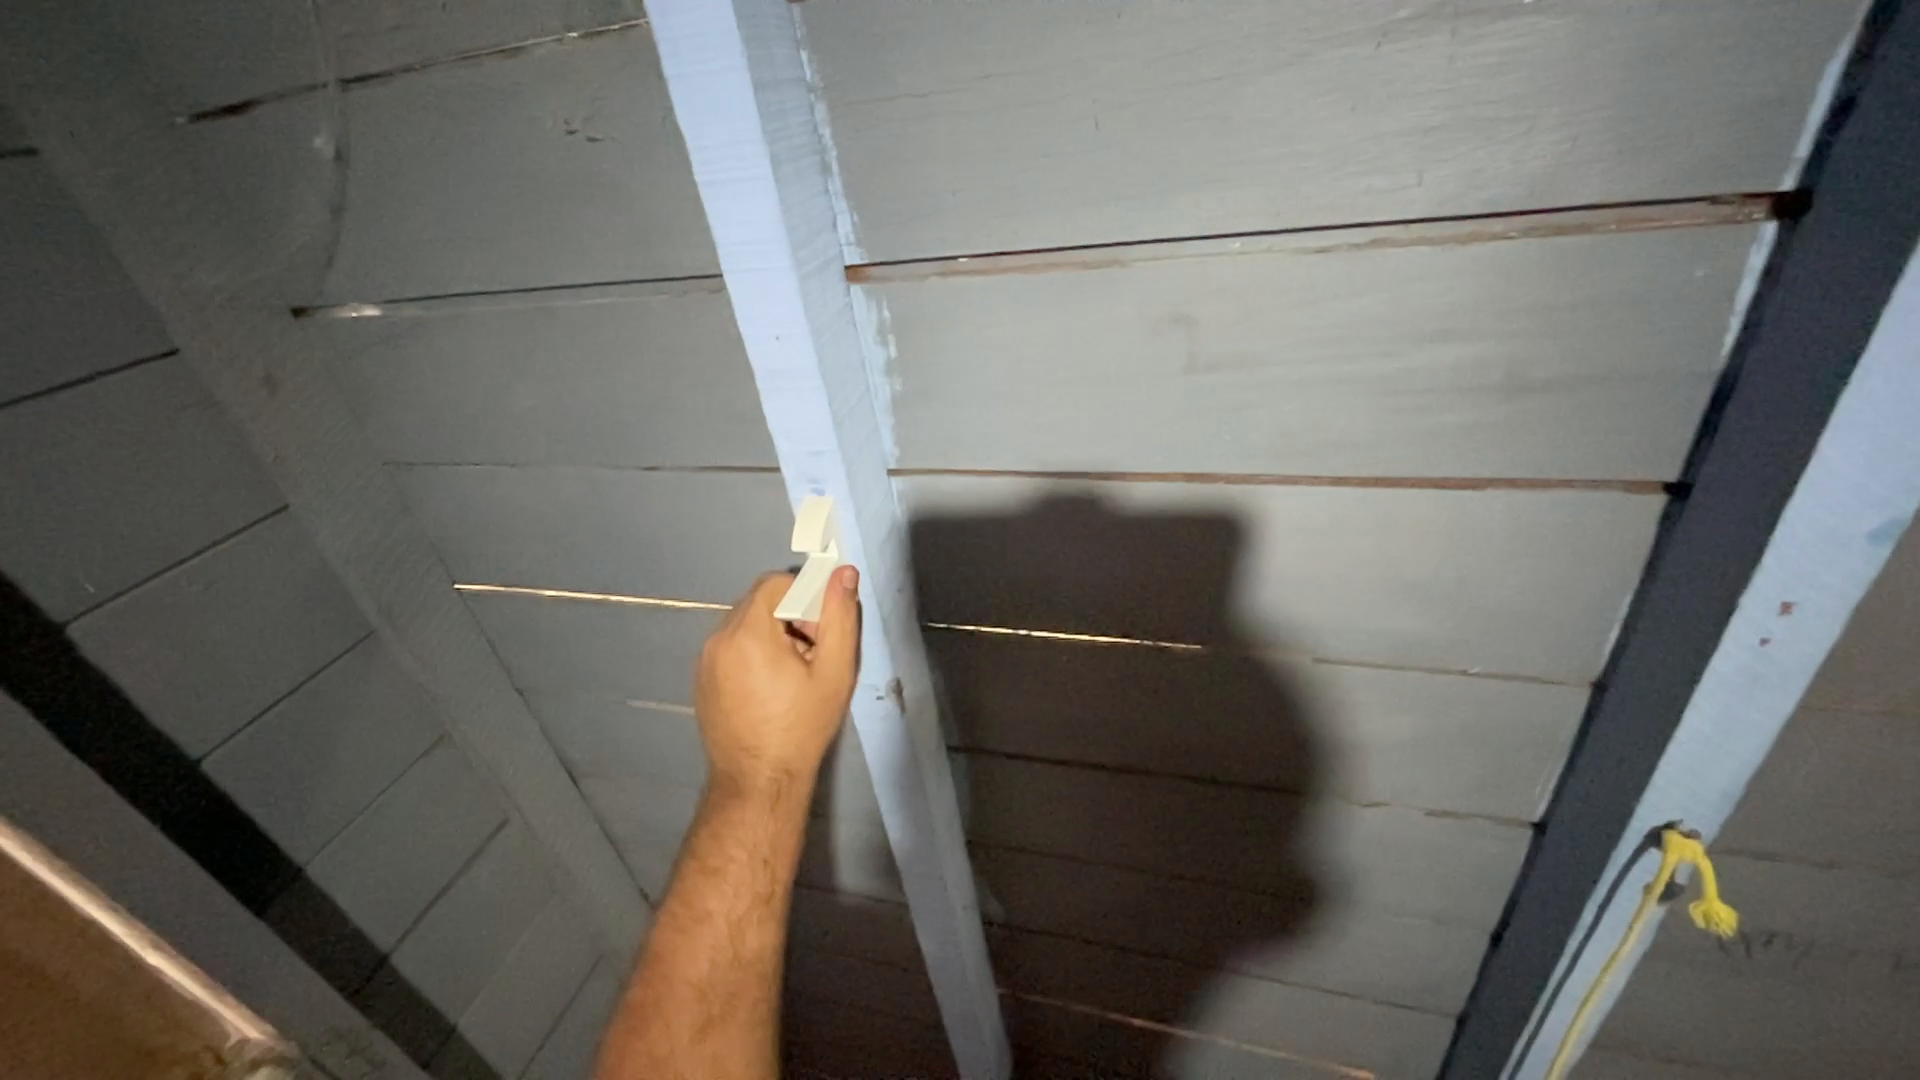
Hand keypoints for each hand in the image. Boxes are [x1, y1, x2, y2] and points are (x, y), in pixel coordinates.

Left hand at [694, 566, 861, 793]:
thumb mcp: (834, 671)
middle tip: (811, 655)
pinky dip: (753, 652)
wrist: (759, 782)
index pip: (776, 583)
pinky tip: (770, 688)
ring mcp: (704, 660)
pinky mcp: (701, 679)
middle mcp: (718, 639)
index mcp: (748, 632)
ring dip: (772, 634)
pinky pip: (730, 646)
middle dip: (790, 616)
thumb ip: (840, 616)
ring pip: (744, 623)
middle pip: (759, 601)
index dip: (805, 598)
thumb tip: (843, 572)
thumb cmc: (802, 726)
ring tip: (792, 674)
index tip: (819, 634)